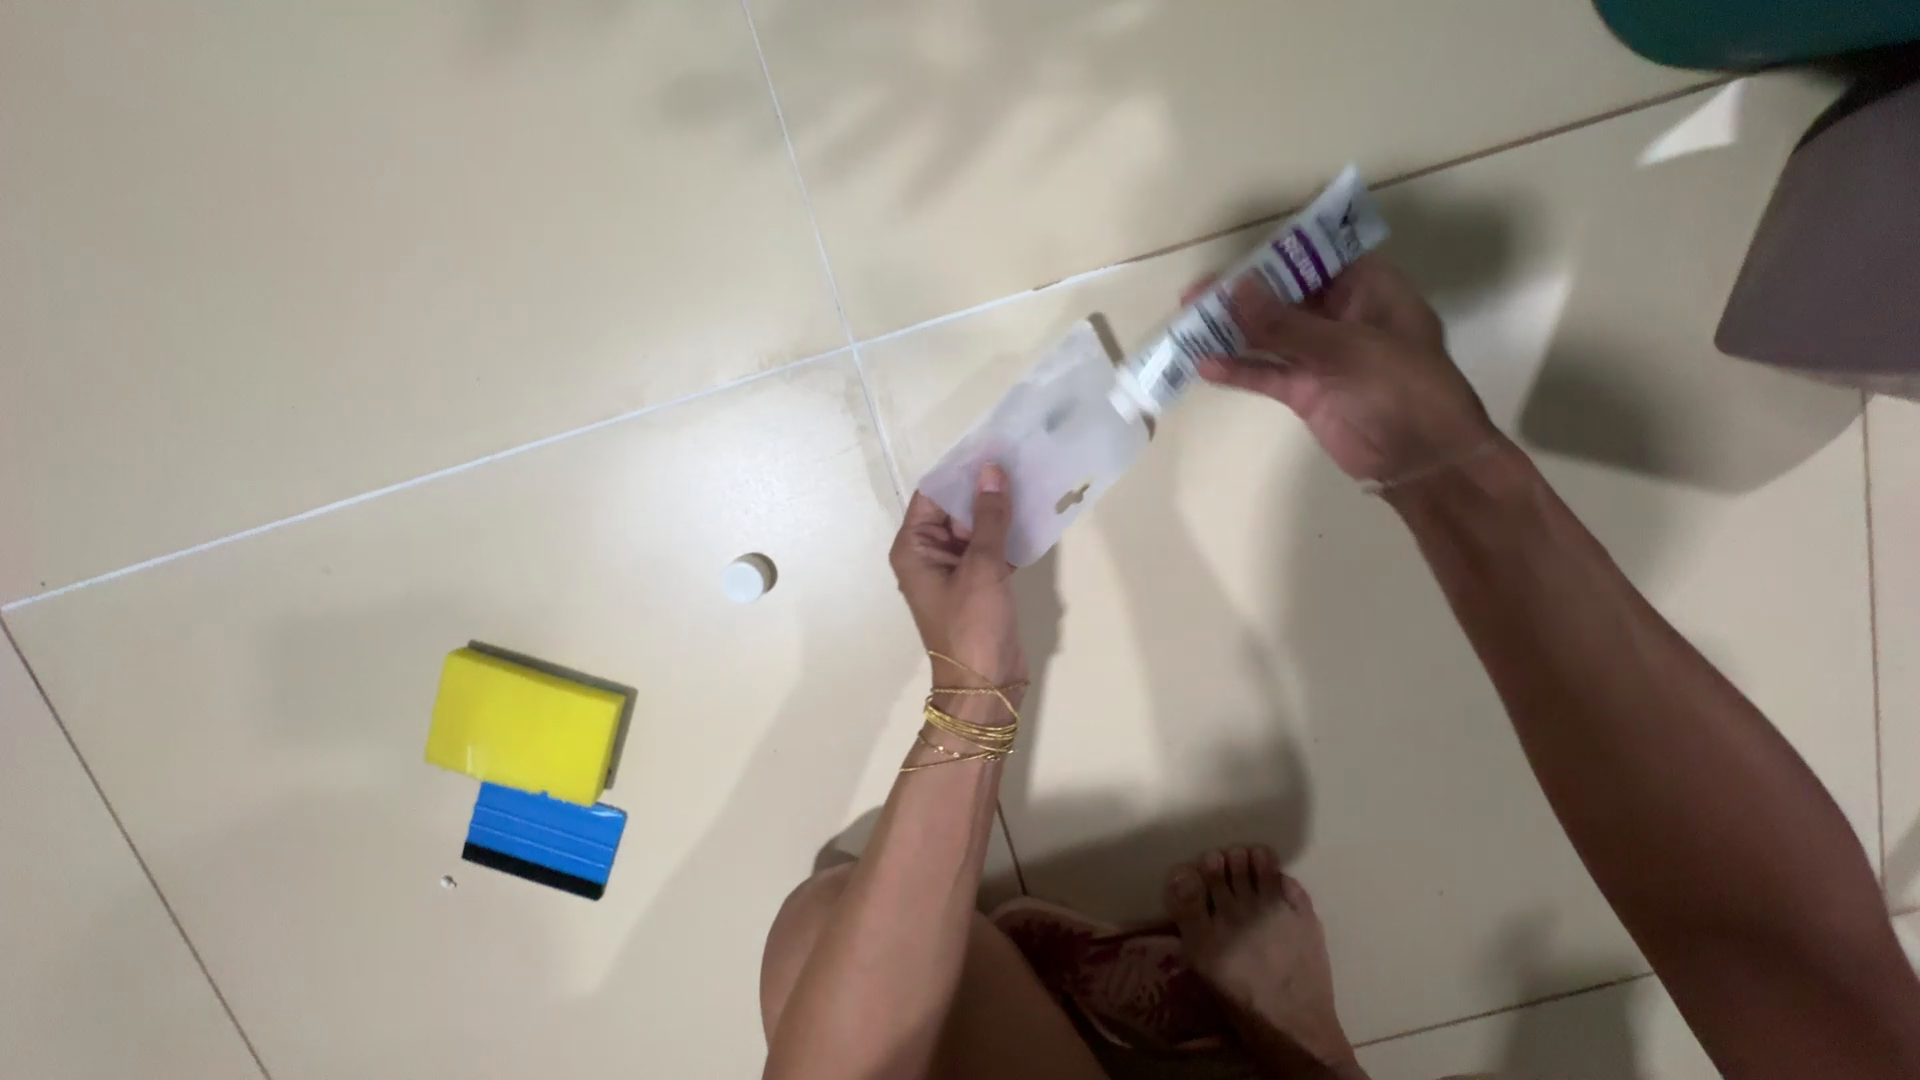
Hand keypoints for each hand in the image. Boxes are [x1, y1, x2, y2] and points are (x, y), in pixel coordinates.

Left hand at [890, 464, 1026, 700]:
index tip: (991, 447)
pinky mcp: (979, 584)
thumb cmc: (973, 625)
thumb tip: (992, 470)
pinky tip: (1036, 514)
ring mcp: (955, 570)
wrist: (986, 685)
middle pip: (955, 508)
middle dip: (984, 487)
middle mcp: (930, 554)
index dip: (960, 470)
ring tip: (1032, 478)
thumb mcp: (982, 566)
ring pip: (976, 527)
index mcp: (914, 548)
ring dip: (1000, 509)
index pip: (932, 494)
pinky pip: (991, 548)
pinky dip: (1009, 534)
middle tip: (1019, 457)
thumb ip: (988, 517)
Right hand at [1193, 254, 1497, 483]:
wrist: (1422, 460)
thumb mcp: (1346, 349)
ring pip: (1270, 336)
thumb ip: (1286, 323)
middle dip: (1243, 295)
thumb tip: (1236, 289)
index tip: (1235, 260)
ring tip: (1188, 325)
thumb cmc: (1403, 388)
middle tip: (1196, 295)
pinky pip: (1267, 374)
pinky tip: (1206, 366)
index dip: (1277, 257)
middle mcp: (1344, 318)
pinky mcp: (1306, 391)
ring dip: (1232, 331)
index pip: (1318, 260)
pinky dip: (1239, 370)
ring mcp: (1322, 357)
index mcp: (1370, 291)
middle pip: (1286, 297)